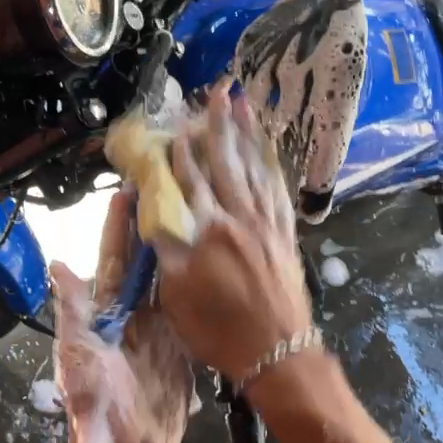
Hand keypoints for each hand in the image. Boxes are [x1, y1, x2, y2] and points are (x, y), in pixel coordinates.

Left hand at [50, 188, 196, 442]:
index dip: (118, 227)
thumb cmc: (97, 422)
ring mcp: (158, 341)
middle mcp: (131, 323)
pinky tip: (219, 275)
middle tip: (174, 189)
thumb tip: (58, 266)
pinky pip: (191, 320)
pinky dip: (202, 296)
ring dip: (181, 256)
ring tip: (202, 220)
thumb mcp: (81, 369)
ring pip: (171, 289)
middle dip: (156, 228)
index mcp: (104, 320)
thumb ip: (72, 320)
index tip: (129, 188)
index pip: (114, 263)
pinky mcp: (180, 361)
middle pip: (145, 267)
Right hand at [154, 89, 312, 381]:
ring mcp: (267, 224)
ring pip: (255, 167)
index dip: (181, 153)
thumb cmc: (219, 331)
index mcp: (207, 230)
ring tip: (243, 104)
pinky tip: (268, 151)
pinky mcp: (285, 235)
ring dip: (248, 134)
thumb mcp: (177, 295)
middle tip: (217, 91)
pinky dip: (271, 165)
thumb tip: (156, 218)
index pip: (189, 181)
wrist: (276, 351)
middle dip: (219, 126)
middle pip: (226, 162)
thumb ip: (167, 251)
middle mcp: (238, 217)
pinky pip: (277, 189)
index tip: (175, 127)